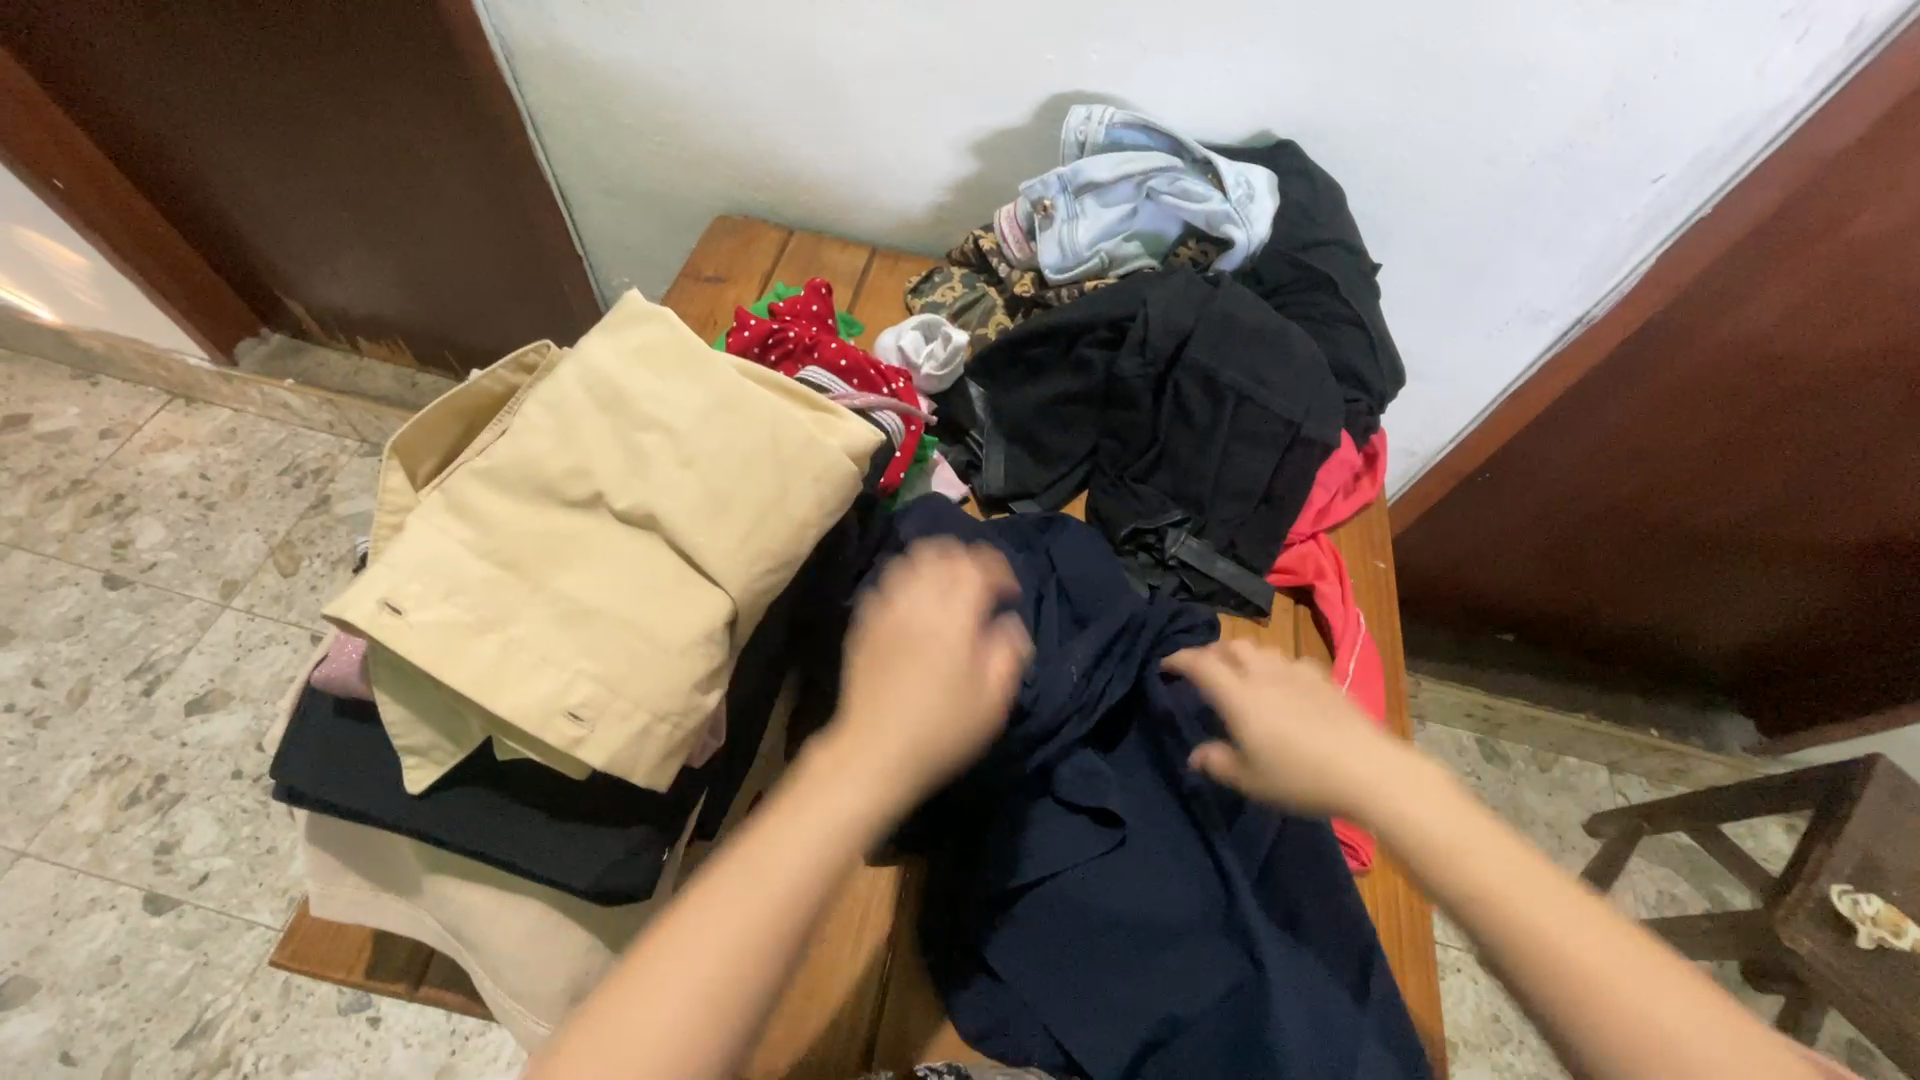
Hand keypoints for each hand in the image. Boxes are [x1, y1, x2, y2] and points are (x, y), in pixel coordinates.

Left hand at [822, 537, 1031, 810]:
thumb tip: (1008, 624)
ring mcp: (885, 610)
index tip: (1009, 593)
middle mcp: (918, 602)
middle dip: (965, 560)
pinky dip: (903, 586)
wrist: (875, 751)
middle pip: (941, 552)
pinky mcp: (862, 625)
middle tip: (978, 586)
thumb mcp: (993, 700)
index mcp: (955, 615)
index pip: (978, 565)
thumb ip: (1008, 652)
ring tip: (944, 591)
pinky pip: (883, 586)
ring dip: (932, 567)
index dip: (999, 569)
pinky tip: (911, 609)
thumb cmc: (943, 729)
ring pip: (908, 561)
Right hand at [1164, 640, 1423, 820]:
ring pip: (1262, 650)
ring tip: (1241, 674)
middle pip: (1231, 646)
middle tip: (1203, 670)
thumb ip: (1218, 763)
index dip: (1178, 659)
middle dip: (1212, 652)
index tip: (1165, 665)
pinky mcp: (1325, 681)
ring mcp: (1298, 674)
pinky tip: (1283, 684)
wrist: (1369, 770)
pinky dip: (1276, 667)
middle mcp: (1263, 675)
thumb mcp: (1250, 780)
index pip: (1200, 664)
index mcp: (1237, 696)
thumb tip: (1195, 755)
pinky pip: (1291, 662)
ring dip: (1244, 656)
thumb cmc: (1300, 777)